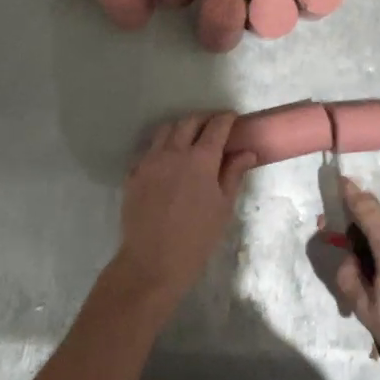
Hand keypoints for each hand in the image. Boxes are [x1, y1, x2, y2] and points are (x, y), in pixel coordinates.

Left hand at [111, 112, 257, 310]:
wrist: (153, 261)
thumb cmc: (197, 237)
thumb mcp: (223, 207)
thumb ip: (234, 174)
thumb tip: (246, 152)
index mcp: (200, 159)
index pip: (216, 126)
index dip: (227, 119)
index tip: (233, 118)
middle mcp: (173, 152)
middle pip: (189, 122)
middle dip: (204, 119)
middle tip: (214, 128)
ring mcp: (149, 161)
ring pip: (165, 131)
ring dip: (180, 129)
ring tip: (189, 140)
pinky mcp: (133, 173)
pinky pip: (149, 151)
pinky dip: (161, 148)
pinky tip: (167, 162)